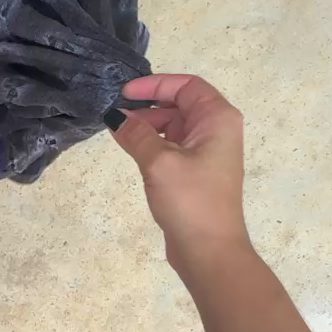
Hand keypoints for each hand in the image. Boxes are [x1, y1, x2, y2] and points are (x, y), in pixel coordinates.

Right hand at [109, 74, 252, 272]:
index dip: (155, 85)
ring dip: (147, 127)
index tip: (123, 93)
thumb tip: (115, 117)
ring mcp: (206, 152)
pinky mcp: (195, 172)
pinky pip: (171, 147)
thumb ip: (137, 136)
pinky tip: (133, 152)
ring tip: (119, 135)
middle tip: (115, 116)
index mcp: (217, 118)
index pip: (186, 87)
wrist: (208, 246)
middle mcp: (216, 130)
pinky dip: (152, 145)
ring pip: (174, 128)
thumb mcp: (159, 163)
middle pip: (180, 105)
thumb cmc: (190, 200)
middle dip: (148, 107)